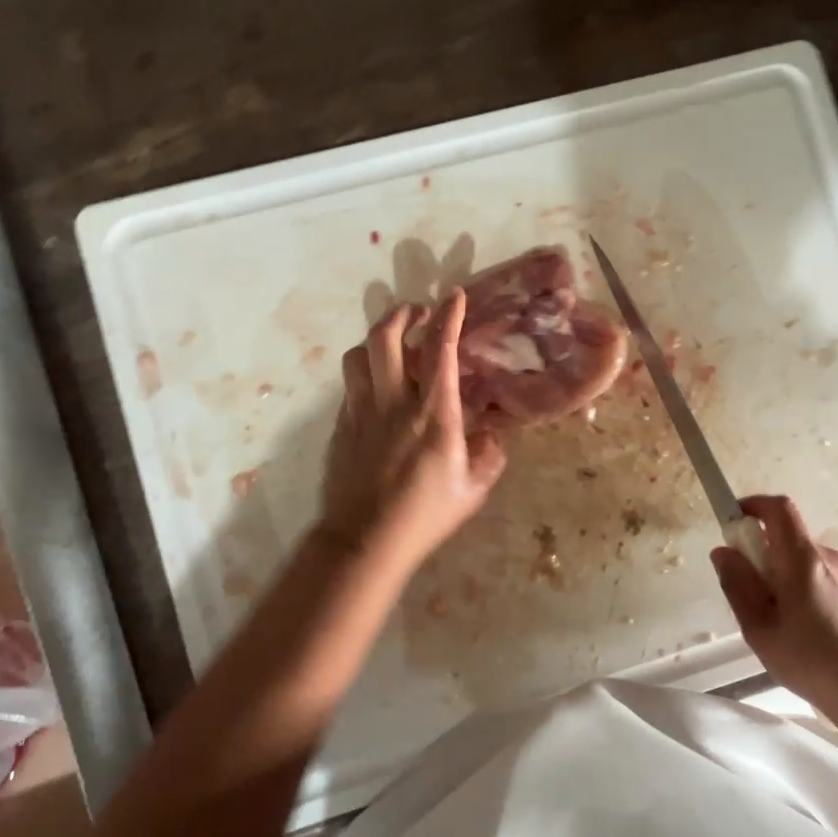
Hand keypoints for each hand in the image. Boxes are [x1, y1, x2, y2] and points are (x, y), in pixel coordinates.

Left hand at [319, 289, 506, 571]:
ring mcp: (362, 412)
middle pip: (385, 338)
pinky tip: (379, 386)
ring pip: (358, 355)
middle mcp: (394, 403)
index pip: (439, 351)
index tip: (454, 295)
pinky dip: (366, 372)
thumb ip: (488, 455)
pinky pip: (352, 385)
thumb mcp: (473, 489)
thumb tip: (494, 434)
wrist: (364, 540)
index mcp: (434, 415)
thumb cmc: (425, 516)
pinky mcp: (343, 426)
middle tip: (417, 311)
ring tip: (392, 342)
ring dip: (376, 339)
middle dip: (401, 314)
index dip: (448, 317)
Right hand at [710, 495, 837, 717]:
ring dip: (776, 570)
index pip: (779, 508)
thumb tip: (723, 551)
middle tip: (744, 588)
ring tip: (770, 616)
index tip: (732, 522)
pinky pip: (813, 571)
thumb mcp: (758, 628)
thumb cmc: (808, 660)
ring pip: (798, 555)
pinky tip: (794, 622)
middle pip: (786, 533)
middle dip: (759, 549)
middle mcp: (826, 557)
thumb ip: (737, 584)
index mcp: (802, 560)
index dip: (753, 505)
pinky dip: (794, 582)